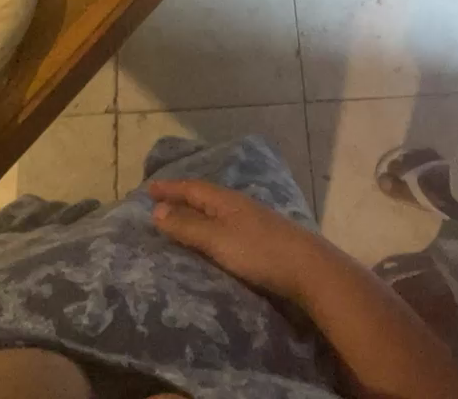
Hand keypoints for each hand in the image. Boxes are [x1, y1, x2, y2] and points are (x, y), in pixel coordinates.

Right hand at [147, 180, 332, 302]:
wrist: (308, 268)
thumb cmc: (259, 251)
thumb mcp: (218, 239)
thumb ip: (188, 226)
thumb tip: (157, 209)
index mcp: (226, 201)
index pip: (193, 188)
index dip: (170, 188)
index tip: (148, 188)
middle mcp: (239, 205)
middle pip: (205, 196)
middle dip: (182, 197)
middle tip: (160, 200)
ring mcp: (253, 220)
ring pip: (217, 210)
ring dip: (197, 212)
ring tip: (181, 218)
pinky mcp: (263, 238)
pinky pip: (227, 224)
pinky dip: (211, 225)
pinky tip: (213, 237)